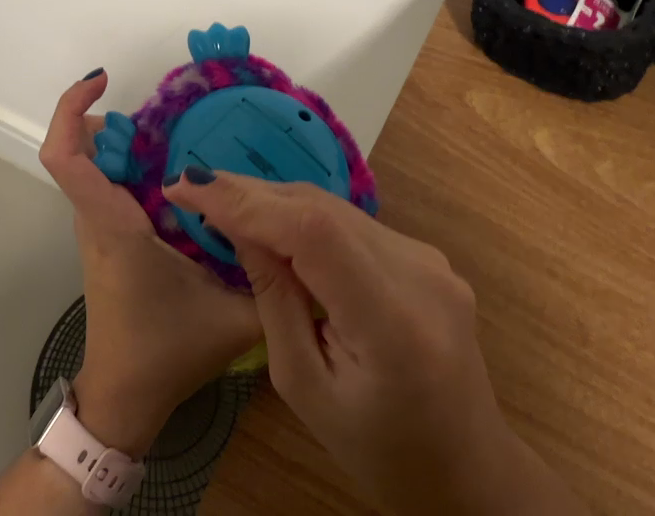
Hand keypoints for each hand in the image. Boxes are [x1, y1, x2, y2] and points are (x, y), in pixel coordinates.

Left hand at [37, 71, 262, 455]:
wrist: (125, 395)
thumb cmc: (167, 353)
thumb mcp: (236, 318)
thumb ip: (275, 277)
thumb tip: (310, 237)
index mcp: (115, 226)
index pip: (66, 159)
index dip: (71, 109)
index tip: (102, 81)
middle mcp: (98, 218)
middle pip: (85, 147)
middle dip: (122, 118)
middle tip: (177, 113)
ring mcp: (99, 226)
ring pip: (100, 163)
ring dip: (133, 141)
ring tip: (190, 136)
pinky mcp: (108, 235)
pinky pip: (114, 183)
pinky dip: (139, 165)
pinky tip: (189, 178)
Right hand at [164, 171, 584, 515]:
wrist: (467, 469)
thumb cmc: (377, 449)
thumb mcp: (303, 385)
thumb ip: (273, 299)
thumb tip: (238, 225)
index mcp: (392, 322)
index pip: (313, 232)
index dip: (246, 200)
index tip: (187, 185)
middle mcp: (420, 275)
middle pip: (322, 209)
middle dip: (251, 193)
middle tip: (190, 185)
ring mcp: (431, 260)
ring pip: (335, 208)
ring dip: (274, 200)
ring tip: (218, 197)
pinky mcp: (427, 257)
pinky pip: (353, 223)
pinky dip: (304, 218)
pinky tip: (270, 221)